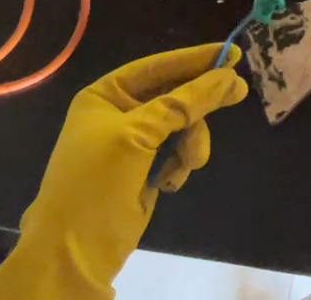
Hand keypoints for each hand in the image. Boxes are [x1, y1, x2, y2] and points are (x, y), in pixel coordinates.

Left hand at [0, 45, 247, 298]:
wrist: (72, 257)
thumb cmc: (97, 184)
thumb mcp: (140, 135)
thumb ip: (186, 102)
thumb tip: (231, 77)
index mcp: (105, 95)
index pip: (159, 66)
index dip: (196, 58)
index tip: (234, 53)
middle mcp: (119, 112)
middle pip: (175, 94)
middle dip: (199, 105)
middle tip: (238, 93)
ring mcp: (133, 142)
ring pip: (183, 124)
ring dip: (191, 141)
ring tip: (189, 163)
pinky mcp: (145, 168)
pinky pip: (179, 149)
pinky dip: (181, 162)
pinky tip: (170, 181)